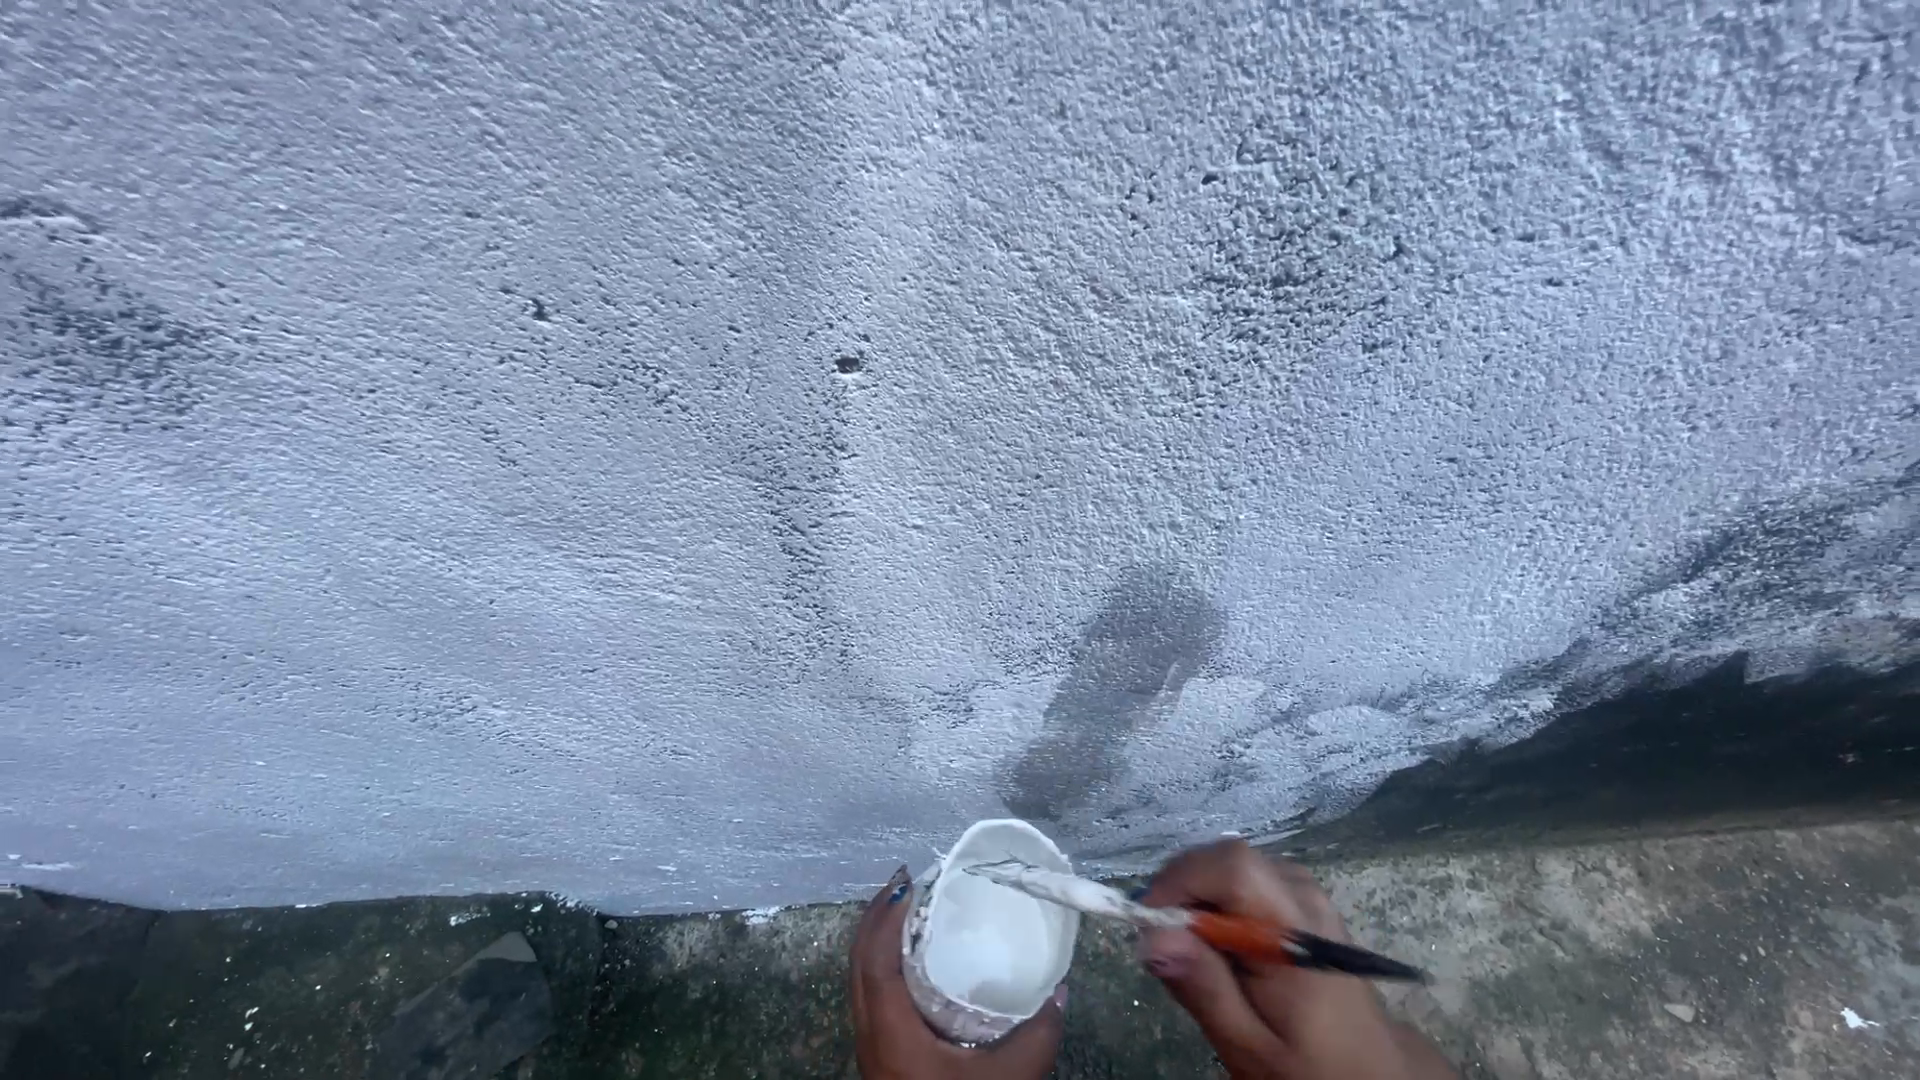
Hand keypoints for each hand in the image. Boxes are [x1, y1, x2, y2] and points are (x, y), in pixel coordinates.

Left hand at [849, 865, 1066, 1079]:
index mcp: (889, 1030)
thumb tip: (1060, 990)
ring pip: (858, 972)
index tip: (913, 881)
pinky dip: (881, 957)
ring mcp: (867, 1041)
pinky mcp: (876, 1050)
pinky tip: (911, 955)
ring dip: (877, 934)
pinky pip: (867, 988)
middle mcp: (868, 1030)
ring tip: (909, 906)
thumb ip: (1037, 1036)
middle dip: (879, 912)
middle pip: (857, 957)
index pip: (874, 957)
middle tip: (911, 879)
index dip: (887, 914)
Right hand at [1138, 840, 1456, 1079]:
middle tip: (1164, 940)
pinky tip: (1220, 939)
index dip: (1181, 878)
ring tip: (1192, 946)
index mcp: (1296, 931)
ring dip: (1198, 893)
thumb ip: (1203, 987)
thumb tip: (1149, 934)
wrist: (1369, 1071)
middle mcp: (1304, 896)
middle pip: (1227, 857)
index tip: (1149, 920)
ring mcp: (1306, 890)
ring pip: (1231, 862)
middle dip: (1182, 887)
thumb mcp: (1248, 1045)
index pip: (1232, 865)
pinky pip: (1245, 875)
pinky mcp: (1300, 895)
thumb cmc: (1307, 1064)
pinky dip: (1218, 897)